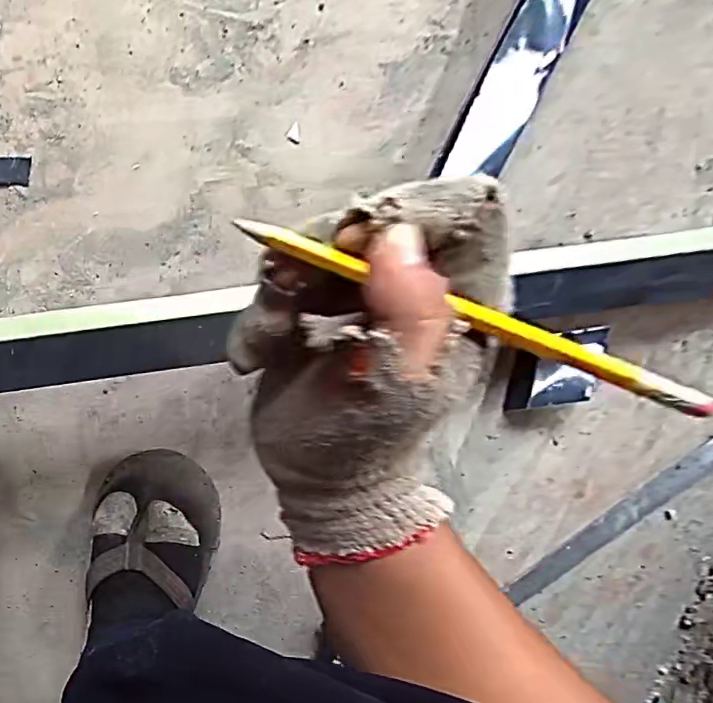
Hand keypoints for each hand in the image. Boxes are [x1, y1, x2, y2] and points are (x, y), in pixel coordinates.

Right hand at [224, 176, 509, 563]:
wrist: (319, 481)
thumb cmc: (363, 443)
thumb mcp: (397, 385)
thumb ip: (412, 309)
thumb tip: (391, 237)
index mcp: (457, 297)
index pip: (455, 210)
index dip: (402, 213)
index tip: (347, 246)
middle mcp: (407, 286)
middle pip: (370, 223)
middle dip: (318, 251)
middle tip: (284, 284)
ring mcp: (354, 298)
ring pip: (313, 254)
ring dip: (276, 293)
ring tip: (268, 341)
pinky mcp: (308, 315)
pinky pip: (277, 290)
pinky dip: (258, 318)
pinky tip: (255, 356)